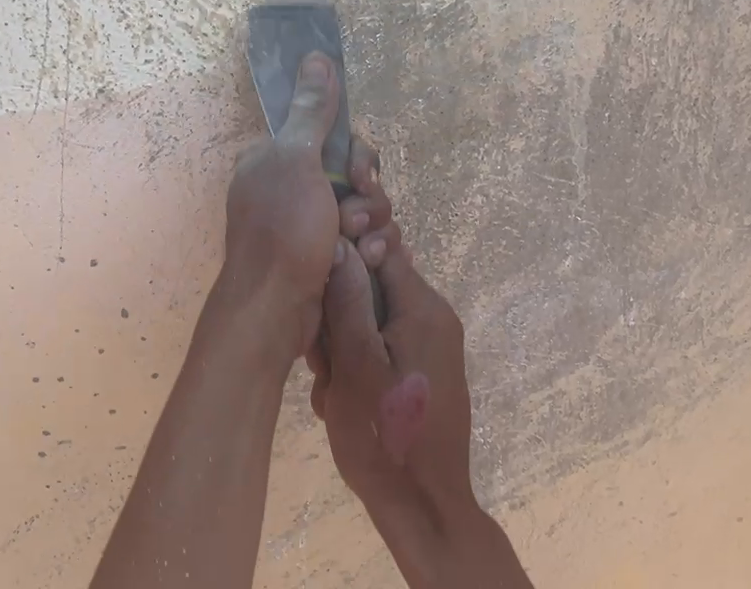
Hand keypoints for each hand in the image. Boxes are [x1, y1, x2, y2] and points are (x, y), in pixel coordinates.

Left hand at [214, 52, 343, 368]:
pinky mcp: (327, 254)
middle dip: (366, 197)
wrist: (276, 311)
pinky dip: (371, 249)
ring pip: (366, 207)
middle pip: (354, 173)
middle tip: (354, 219)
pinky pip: (365, 238)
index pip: (332, 136)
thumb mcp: (297, 161)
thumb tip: (316, 55)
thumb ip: (312, 110)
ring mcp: (309, 223)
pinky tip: (367, 263)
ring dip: (372, 226)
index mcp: (276, 157)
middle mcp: (291, 186)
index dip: (354, 156)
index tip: (356, 176)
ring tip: (358, 248)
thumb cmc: (283, 230)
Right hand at [317, 217, 475, 523]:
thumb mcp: (354, 360)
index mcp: (424, 308)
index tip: (316, 296)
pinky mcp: (421, 373)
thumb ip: (347, 297)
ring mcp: (430, 348)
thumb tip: (340, 241)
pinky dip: (356, 368)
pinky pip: (380, 350)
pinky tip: (342, 401)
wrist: (423, 508)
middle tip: (320, 360)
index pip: (379, 249)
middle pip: (371, 288)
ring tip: (330, 388)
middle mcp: (434, 319)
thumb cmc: (382, 432)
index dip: (342, 262)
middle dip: (337, 318)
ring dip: (342, 348)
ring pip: (369, 322)